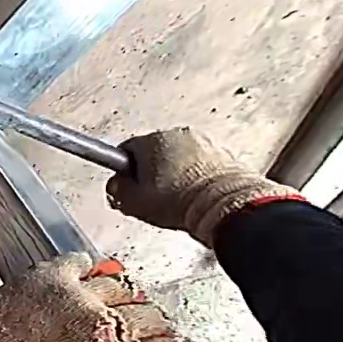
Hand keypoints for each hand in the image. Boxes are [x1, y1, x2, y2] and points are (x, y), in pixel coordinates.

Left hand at [0, 255, 190, 341]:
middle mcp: (110, 327)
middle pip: (152, 316)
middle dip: (151, 326)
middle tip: (140, 331)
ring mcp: (78, 298)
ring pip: (119, 285)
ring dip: (118, 296)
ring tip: (109, 304)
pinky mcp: (46, 279)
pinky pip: (77, 261)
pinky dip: (83, 267)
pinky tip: (82, 274)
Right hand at [106, 128, 298, 245]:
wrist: (224, 206)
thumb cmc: (180, 200)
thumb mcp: (132, 201)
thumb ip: (117, 189)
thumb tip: (116, 184)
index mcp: (151, 140)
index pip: (126, 150)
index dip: (124, 171)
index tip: (126, 185)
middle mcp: (178, 135)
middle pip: (154, 152)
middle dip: (151, 171)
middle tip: (151, 195)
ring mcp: (204, 144)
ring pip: (180, 158)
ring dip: (175, 173)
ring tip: (175, 198)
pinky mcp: (225, 155)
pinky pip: (202, 165)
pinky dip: (197, 177)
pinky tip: (193, 196)